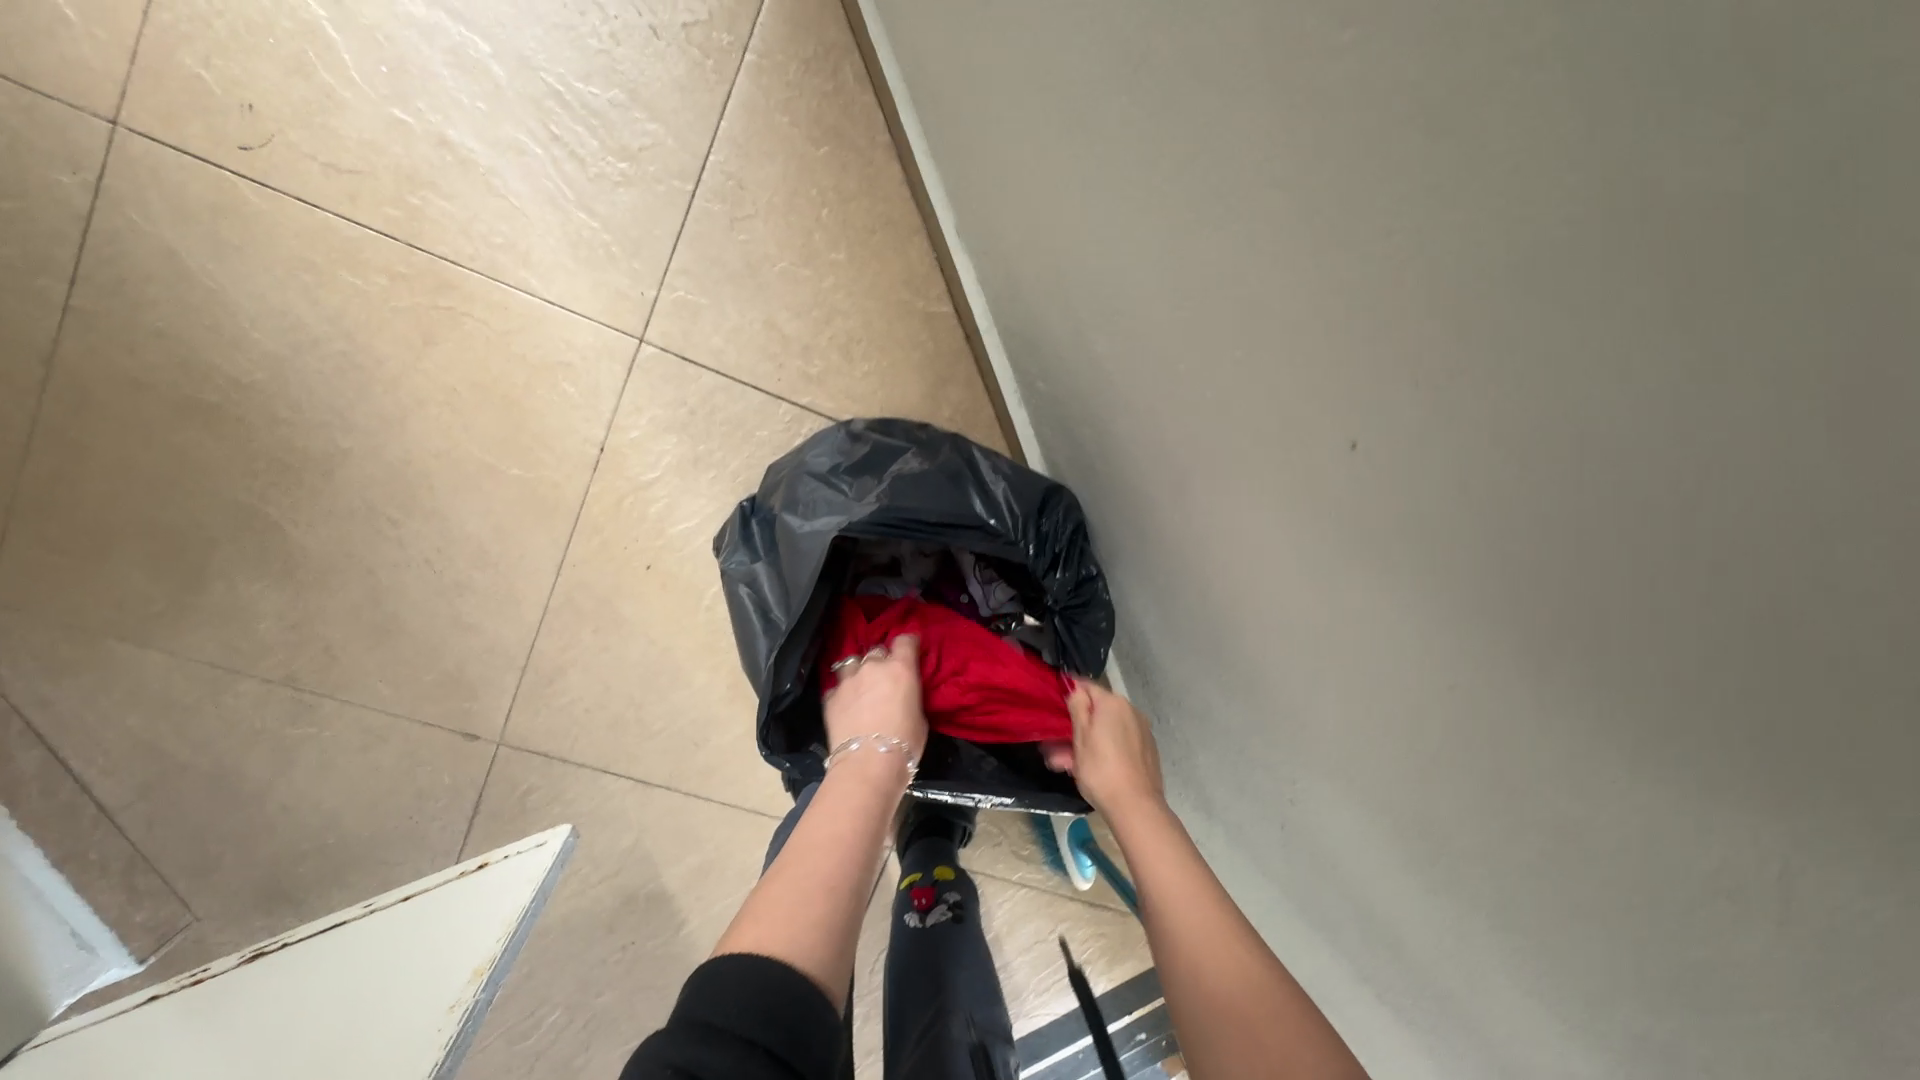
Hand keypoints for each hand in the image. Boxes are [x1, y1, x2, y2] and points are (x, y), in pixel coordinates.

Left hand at [822, 634, 928, 760]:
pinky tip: (846, 703)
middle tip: (885, 676)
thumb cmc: (905, 743)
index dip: (908, 643)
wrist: (868, 763)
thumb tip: (903, 696)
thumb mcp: (920, 716)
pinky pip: (837, 686)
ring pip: (852, 663)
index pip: (905, 641)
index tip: (911, 648)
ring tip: (861, 685)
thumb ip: (910, 697)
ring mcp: (848, 681)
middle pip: (877, 651)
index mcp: (900, 669)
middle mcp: (873, 668)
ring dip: (859, 670)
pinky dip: (843, 691)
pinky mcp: (830, 697)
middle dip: (882, 660)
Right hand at [1049, 679, 1164, 816]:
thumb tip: (1077, 689)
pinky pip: (1121, 741)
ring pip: (1108, 729)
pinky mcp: (1147, 750)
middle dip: (1077, 726)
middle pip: (1098, 711)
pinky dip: (1106, 749)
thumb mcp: (1080, 737)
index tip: (1055, 709)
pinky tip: (1094, 768)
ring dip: (1088, 740)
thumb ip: (1078, 707)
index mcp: (1113, 703)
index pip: (1086, 686)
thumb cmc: (1100, 769)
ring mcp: (1142, 731)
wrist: (1136, 805)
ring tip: (1069, 764)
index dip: (1069, 694)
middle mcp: (1131, 711)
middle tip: (1057, 748)